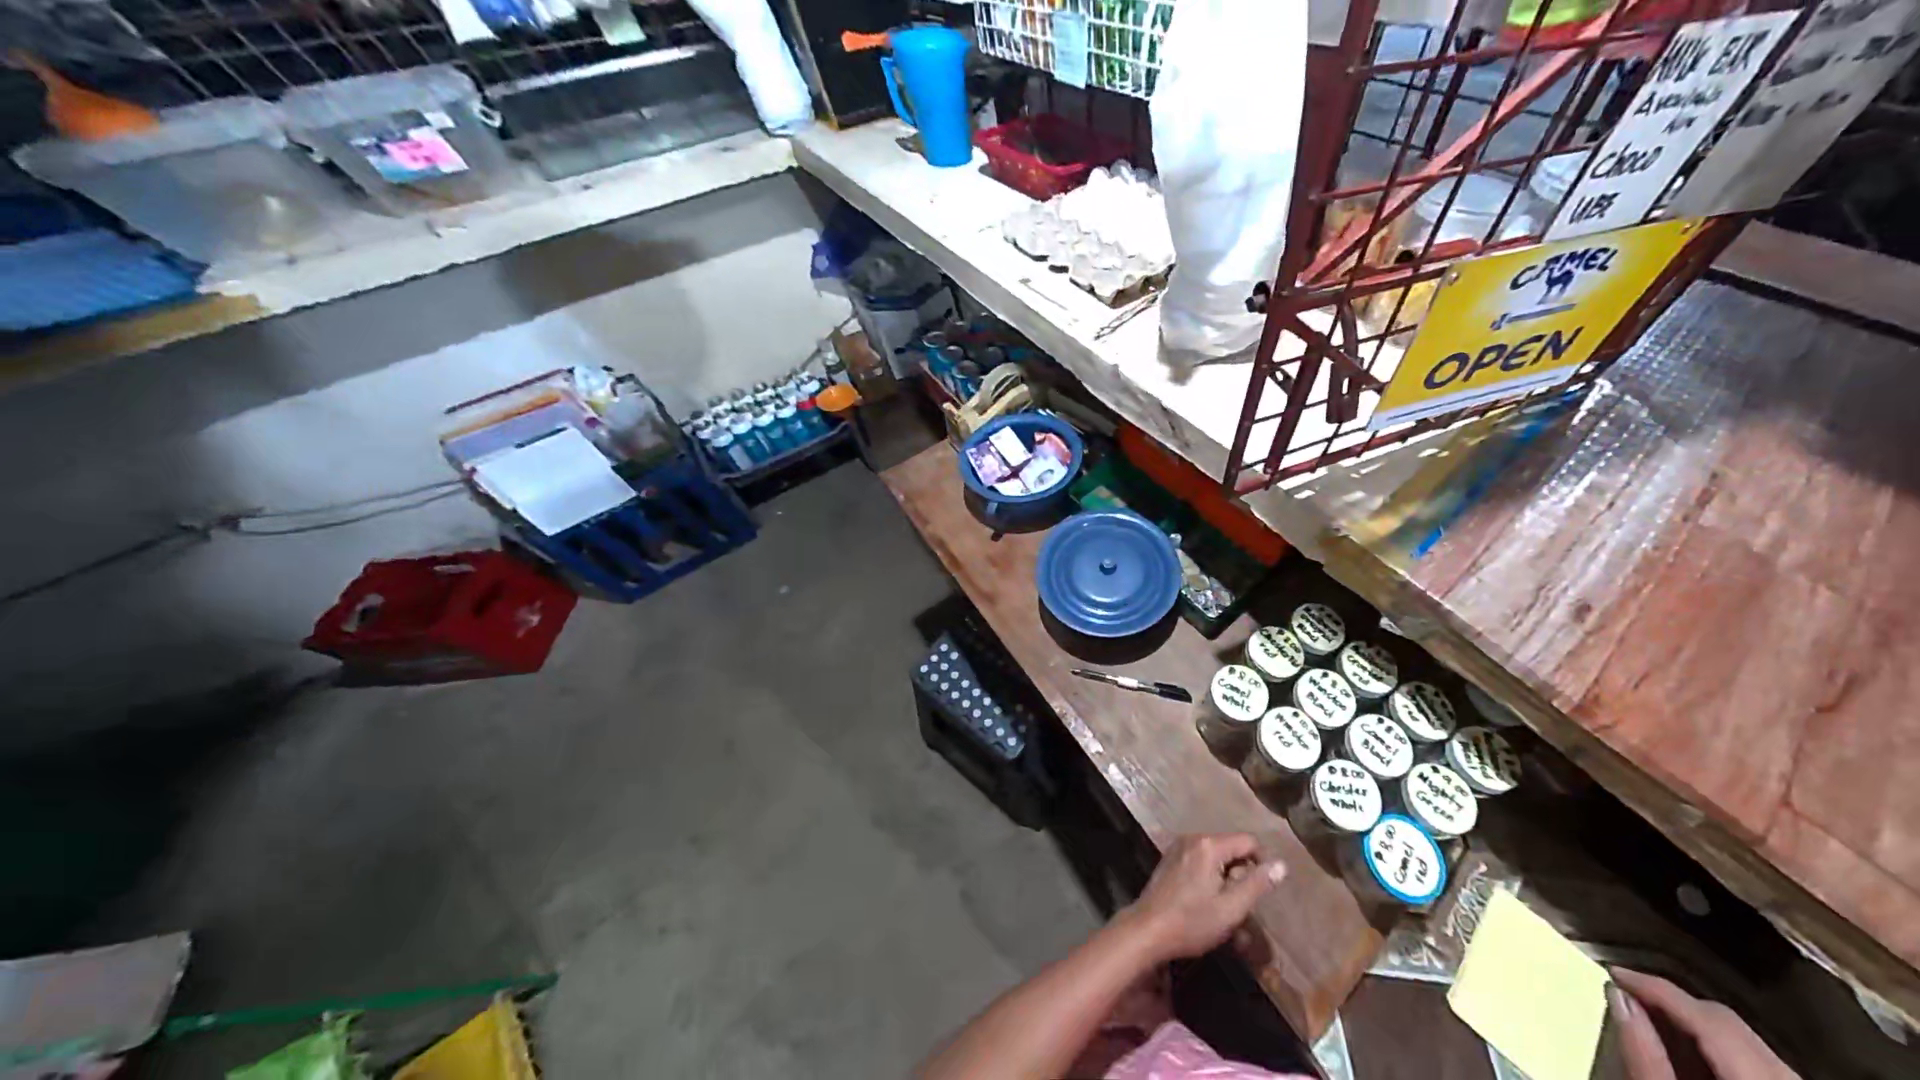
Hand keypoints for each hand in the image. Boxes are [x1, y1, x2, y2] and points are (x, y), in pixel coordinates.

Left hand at [1116, 833, 1286, 964]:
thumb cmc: (1191, 921)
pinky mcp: (1171, 860)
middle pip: (1232, 848)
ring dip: (1227, 880)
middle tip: (1240, 905)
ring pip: (1217, 858)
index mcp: (1208, 845)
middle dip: (1242, 874)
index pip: (1249, 841)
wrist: (1147, 930)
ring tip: (1225, 908)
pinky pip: (1201, 862)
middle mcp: (1192, 838)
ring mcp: (1179, 848)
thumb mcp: (1231, 908)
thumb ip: (1257, 884)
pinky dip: (1211, 879)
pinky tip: (1207, 903)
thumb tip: (1281, 864)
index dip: (1262, 864)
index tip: (1261, 892)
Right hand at [1610, 968, 1798, 1079]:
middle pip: (1724, 1020)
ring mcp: (1793, 1078)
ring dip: (1690, 1021)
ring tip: (1648, 1018)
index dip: (1655, 987)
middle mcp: (1789, 1072)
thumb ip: (1645, 1053)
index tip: (1610, 969)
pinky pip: (1754, 1053)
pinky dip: (1713, 1042)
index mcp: (1761, 1073)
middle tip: (1624, 994)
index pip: (1706, 1014)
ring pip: (1739, 1034)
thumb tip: (1615, 993)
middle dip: (1671, 1002)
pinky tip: (1685, 1046)